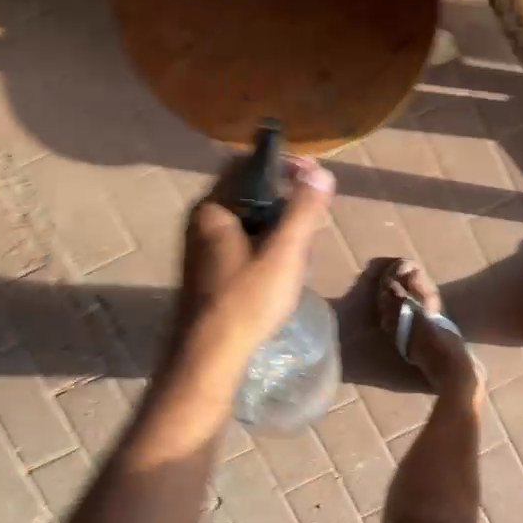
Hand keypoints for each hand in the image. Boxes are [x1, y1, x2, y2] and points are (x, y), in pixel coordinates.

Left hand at [173, 154, 336, 363]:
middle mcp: (201, 222)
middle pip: (251, 191)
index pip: (248, 165)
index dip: (284, 163)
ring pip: (249, 218)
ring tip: (305, 241)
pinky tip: (285, 265)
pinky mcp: (210, 270)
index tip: (315, 175)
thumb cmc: (246, 300)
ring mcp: (203, 248)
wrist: (208, 358)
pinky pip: (244, 239)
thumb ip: (303, 209)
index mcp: (213, 209)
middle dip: (287, 197)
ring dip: (280, 222)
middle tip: (315, 212)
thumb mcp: (284, 251)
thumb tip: (321, 172)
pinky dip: (268, 241)